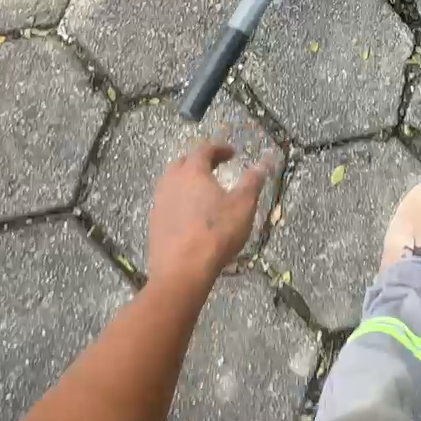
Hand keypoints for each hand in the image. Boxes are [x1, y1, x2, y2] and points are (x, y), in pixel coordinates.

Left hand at [147, 142, 276, 283]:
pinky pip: (167, 202)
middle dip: (199, 161)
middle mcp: (171, 183)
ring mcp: (159, 204)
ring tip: (203, 189)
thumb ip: (253, 180)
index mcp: (193, 172)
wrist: (182, 271)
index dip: (219, 148)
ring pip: (171, 182)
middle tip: (216, 166)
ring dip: (187, 180)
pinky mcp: (154, 224)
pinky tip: (191, 214)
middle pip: (182, 163)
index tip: (233, 153)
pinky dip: (180, 200)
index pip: (203, 150)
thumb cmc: (217, 232)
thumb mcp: (244, 204)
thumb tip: (265, 162)